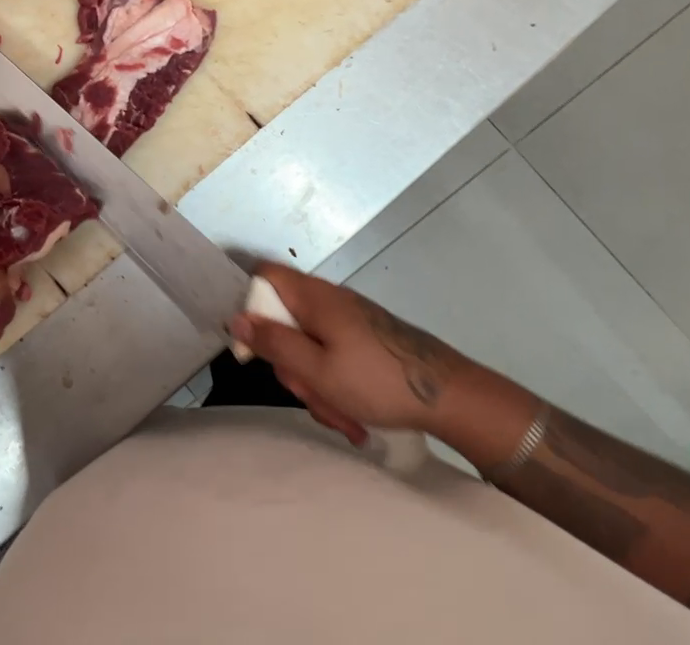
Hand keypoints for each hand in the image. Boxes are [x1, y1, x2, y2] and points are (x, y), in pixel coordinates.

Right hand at [229, 264, 467, 442]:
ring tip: (341, 414)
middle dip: (291, 363)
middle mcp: (331, 301)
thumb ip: (273, 343)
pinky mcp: (367, 340)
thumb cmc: (378, 381)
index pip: (265, 276)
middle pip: (286, 321)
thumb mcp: (316, 370)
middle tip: (309, 392)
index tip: (253, 344)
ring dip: (317, 384)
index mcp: (315, 298)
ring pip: (311, 347)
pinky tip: (354, 414)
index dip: (249, 303)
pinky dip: (337, 384)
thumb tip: (235, 317)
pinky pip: (335, 357)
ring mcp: (351, 321)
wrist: (454, 398)